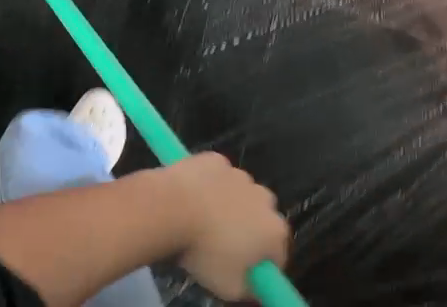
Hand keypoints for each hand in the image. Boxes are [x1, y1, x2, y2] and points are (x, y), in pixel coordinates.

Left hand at [163, 152, 290, 300]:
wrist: (169, 207)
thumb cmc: (203, 252)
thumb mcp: (230, 288)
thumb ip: (249, 289)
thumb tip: (254, 286)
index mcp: (275, 231)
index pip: (276, 255)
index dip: (259, 265)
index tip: (241, 269)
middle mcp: (264, 199)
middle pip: (260, 219)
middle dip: (247, 230)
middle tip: (220, 242)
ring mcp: (239, 174)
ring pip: (239, 194)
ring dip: (228, 204)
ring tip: (201, 216)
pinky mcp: (216, 158)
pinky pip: (218, 175)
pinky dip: (209, 182)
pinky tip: (193, 193)